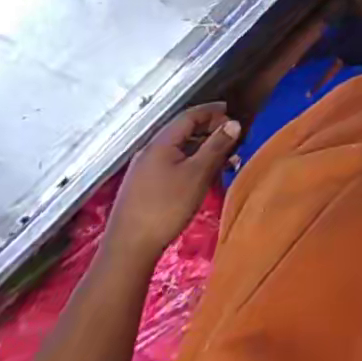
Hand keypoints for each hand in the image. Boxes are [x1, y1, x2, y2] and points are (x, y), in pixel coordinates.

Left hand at [104, 102, 239, 262]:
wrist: (129, 248)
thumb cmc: (166, 207)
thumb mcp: (198, 174)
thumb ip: (217, 146)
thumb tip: (233, 123)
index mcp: (160, 143)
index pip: (189, 116)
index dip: (211, 111)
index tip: (231, 112)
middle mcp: (149, 151)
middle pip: (183, 132)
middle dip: (209, 131)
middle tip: (231, 138)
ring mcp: (143, 170)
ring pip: (178, 150)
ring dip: (202, 150)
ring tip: (223, 160)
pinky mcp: (142, 187)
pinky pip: (171, 164)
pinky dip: (190, 163)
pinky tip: (201, 177)